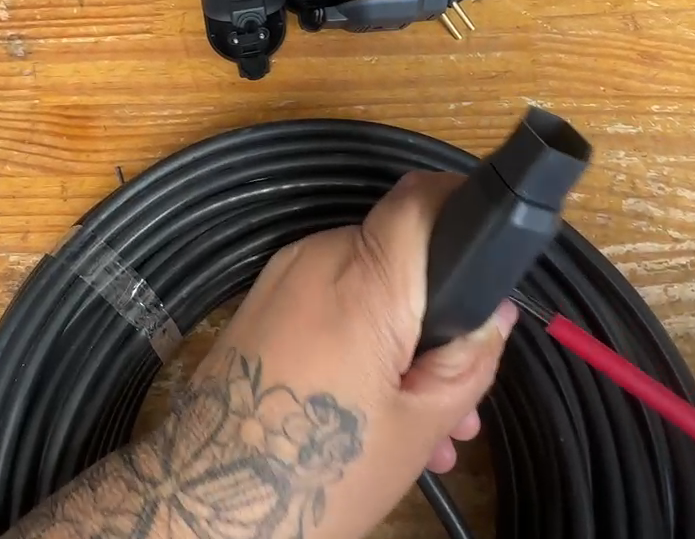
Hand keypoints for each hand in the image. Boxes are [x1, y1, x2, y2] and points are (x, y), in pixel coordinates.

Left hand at [0, 172, 515, 538]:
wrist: (201, 496)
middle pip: (400, 251)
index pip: (422, 198)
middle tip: (461, 384)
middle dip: (437, 306)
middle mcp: (320, 255)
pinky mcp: (264, 295)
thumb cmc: (312, 471)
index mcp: (364, 278)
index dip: (464, 202)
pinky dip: (361, 329)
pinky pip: (330, 293)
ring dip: (401, 328)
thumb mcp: (417, 426)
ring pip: (366, 278)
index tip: (492, 236)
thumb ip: (469, 359)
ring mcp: (285, 273)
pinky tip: (374, 399)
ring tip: (424, 417)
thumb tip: (494, 312)